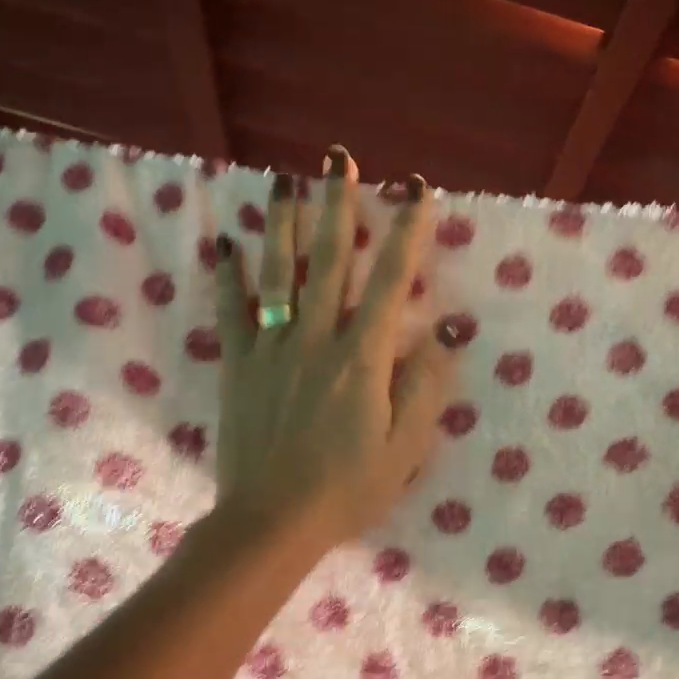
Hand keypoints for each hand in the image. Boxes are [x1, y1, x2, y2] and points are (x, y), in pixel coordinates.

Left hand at [210, 147, 456, 553]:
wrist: (272, 521)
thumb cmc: (348, 489)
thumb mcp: (405, 447)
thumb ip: (426, 384)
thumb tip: (451, 328)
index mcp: (362, 358)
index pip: (391, 280)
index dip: (407, 232)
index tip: (417, 189)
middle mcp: (316, 339)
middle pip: (328, 260)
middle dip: (336, 205)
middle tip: (337, 157)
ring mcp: (271, 349)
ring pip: (278, 272)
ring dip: (283, 222)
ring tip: (285, 179)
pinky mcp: (238, 367)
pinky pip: (232, 311)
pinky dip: (229, 275)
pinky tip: (227, 243)